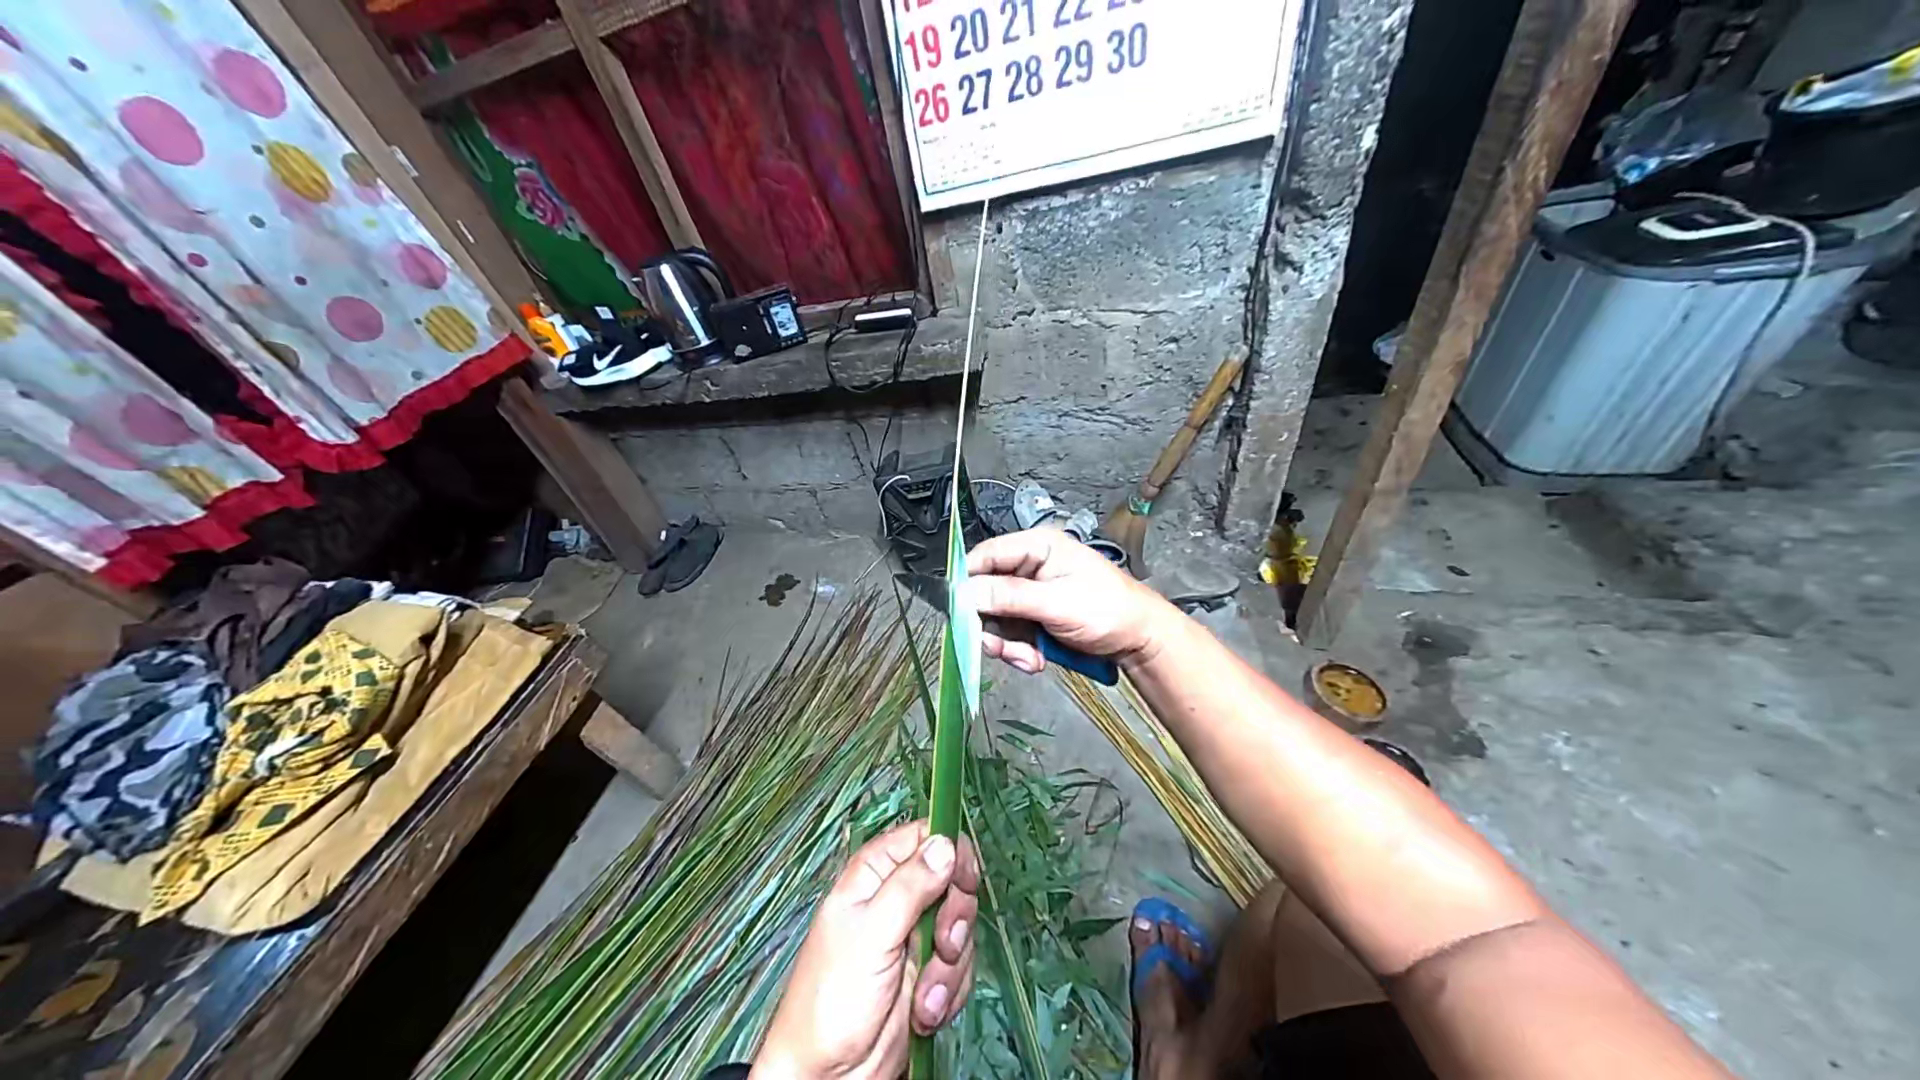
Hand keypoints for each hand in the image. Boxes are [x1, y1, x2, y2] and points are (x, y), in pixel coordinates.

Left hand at [754, 821, 979, 1079]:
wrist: (829, 1077)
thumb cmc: (832, 999)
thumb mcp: (871, 934)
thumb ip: (910, 886)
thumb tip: (946, 843)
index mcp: (874, 874)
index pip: (924, 837)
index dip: (951, 852)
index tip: (962, 880)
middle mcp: (897, 898)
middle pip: (952, 880)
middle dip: (955, 918)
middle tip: (944, 945)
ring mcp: (914, 936)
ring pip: (960, 927)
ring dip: (950, 967)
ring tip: (923, 997)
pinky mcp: (928, 972)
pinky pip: (961, 966)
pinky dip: (949, 991)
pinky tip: (926, 1012)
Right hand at [959, 528, 1179, 673]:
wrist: (1141, 640)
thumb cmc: (1109, 610)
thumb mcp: (1056, 602)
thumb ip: (1009, 596)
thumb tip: (966, 592)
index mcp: (1037, 547)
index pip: (986, 556)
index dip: (968, 582)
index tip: (957, 610)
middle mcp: (1030, 567)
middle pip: (986, 592)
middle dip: (990, 624)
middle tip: (995, 647)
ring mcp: (1032, 594)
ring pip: (996, 618)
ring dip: (1007, 643)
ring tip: (1028, 658)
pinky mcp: (1036, 617)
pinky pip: (1011, 633)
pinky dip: (1019, 650)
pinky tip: (1036, 659)